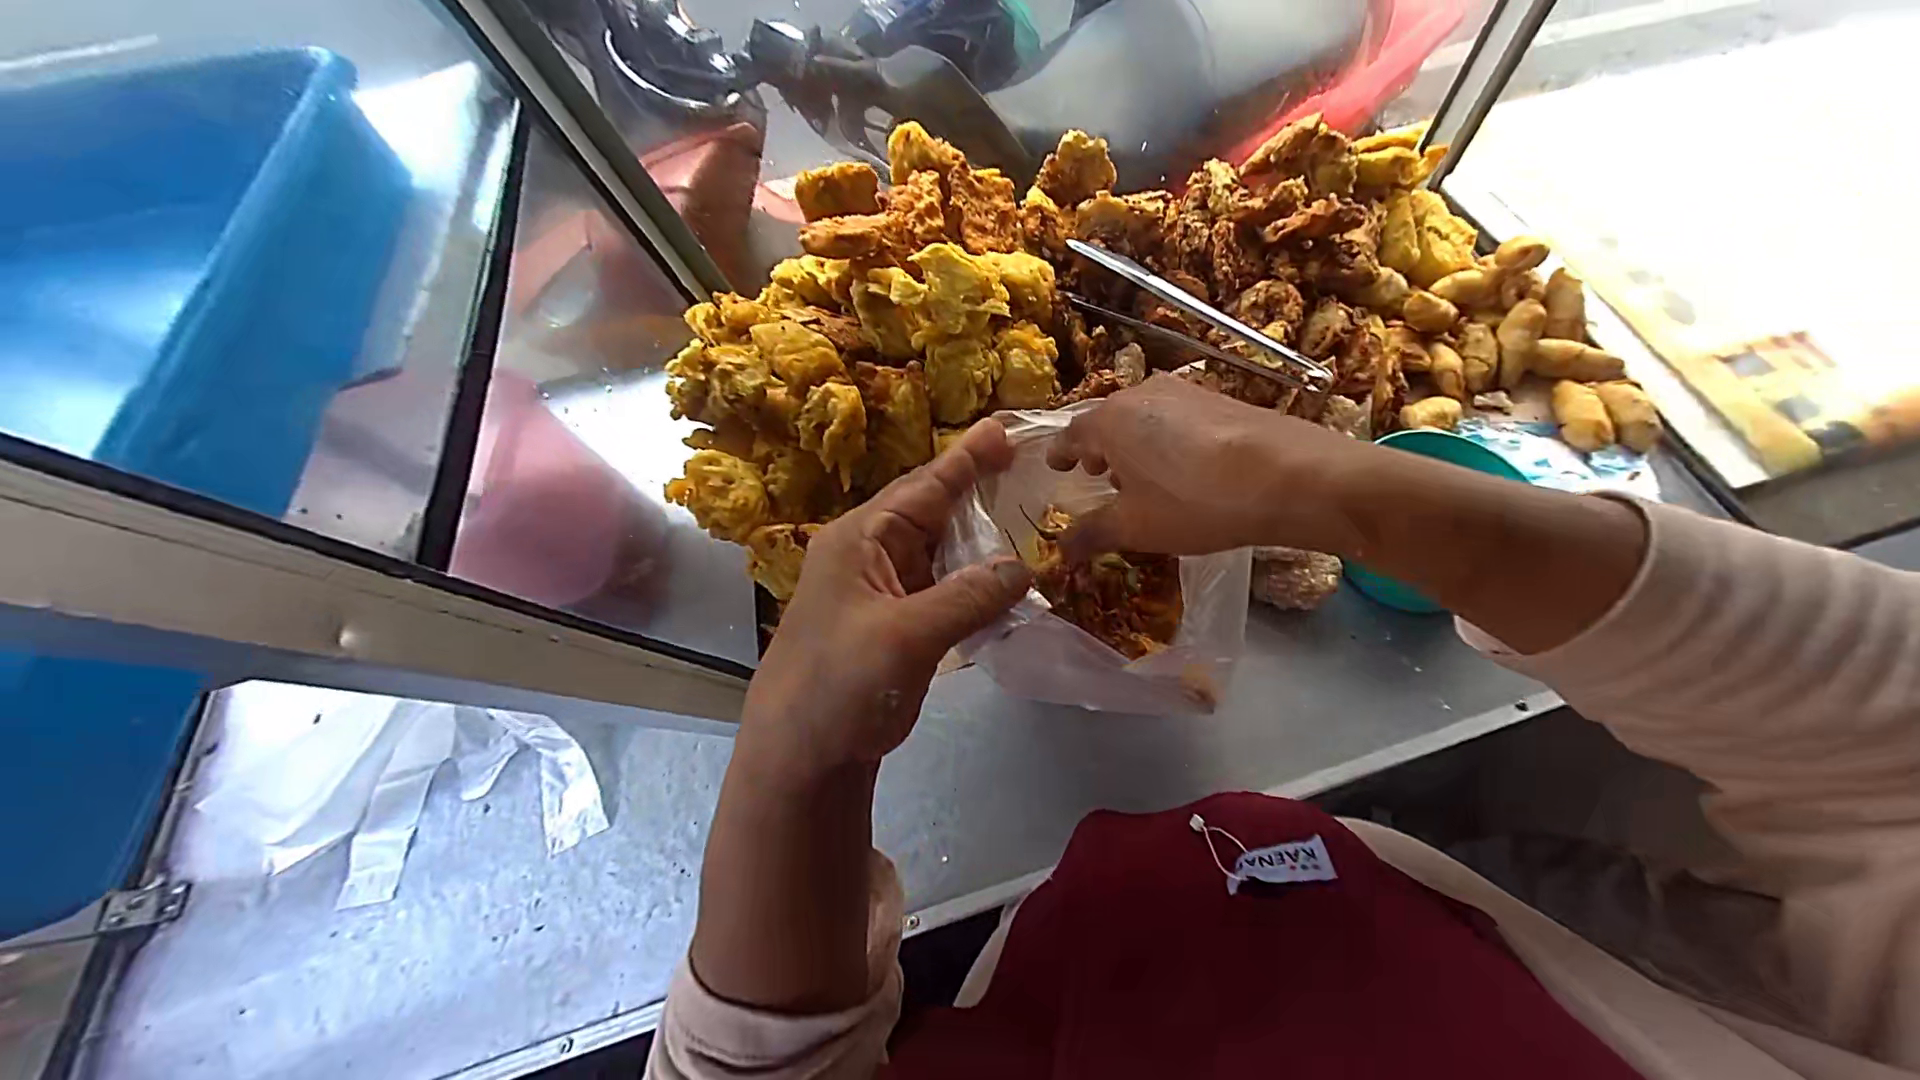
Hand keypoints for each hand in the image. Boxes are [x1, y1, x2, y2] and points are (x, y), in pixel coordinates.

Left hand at [740, 420, 1031, 778]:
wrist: (803, 754)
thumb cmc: (838, 685)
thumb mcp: (904, 637)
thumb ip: (967, 597)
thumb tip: (1024, 567)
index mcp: (861, 539)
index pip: (922, 487)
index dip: (965, 459)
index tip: (1003, 430)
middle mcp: (872, 555)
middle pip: (933, 512)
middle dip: (978, 490)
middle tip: (1027, 465)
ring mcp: (886, 590)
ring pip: (943, 552)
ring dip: (982, 539)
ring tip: (1028, 514)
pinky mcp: (900, 623)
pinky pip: (946, 589)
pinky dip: (977, 583)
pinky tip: (1009, 581)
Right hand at [1044, 374, 1367, 558]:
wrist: (1292, 477)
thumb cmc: (1195, 501)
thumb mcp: (1135, 527)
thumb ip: (1091, 534)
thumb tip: (1061, 550)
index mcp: (1110, 420)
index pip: (1072, 434)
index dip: (1061, 453)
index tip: (1057, 466)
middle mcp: (1142, 395)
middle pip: (1107, 422)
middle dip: (1098, 449)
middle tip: (1097, 475)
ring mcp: (1185, 392)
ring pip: (1142, 418)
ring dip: (1132, 445)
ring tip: (1139, 477)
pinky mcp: (1220, 399)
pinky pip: (1174, 418)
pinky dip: (1164, 441)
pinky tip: (1181, 469)